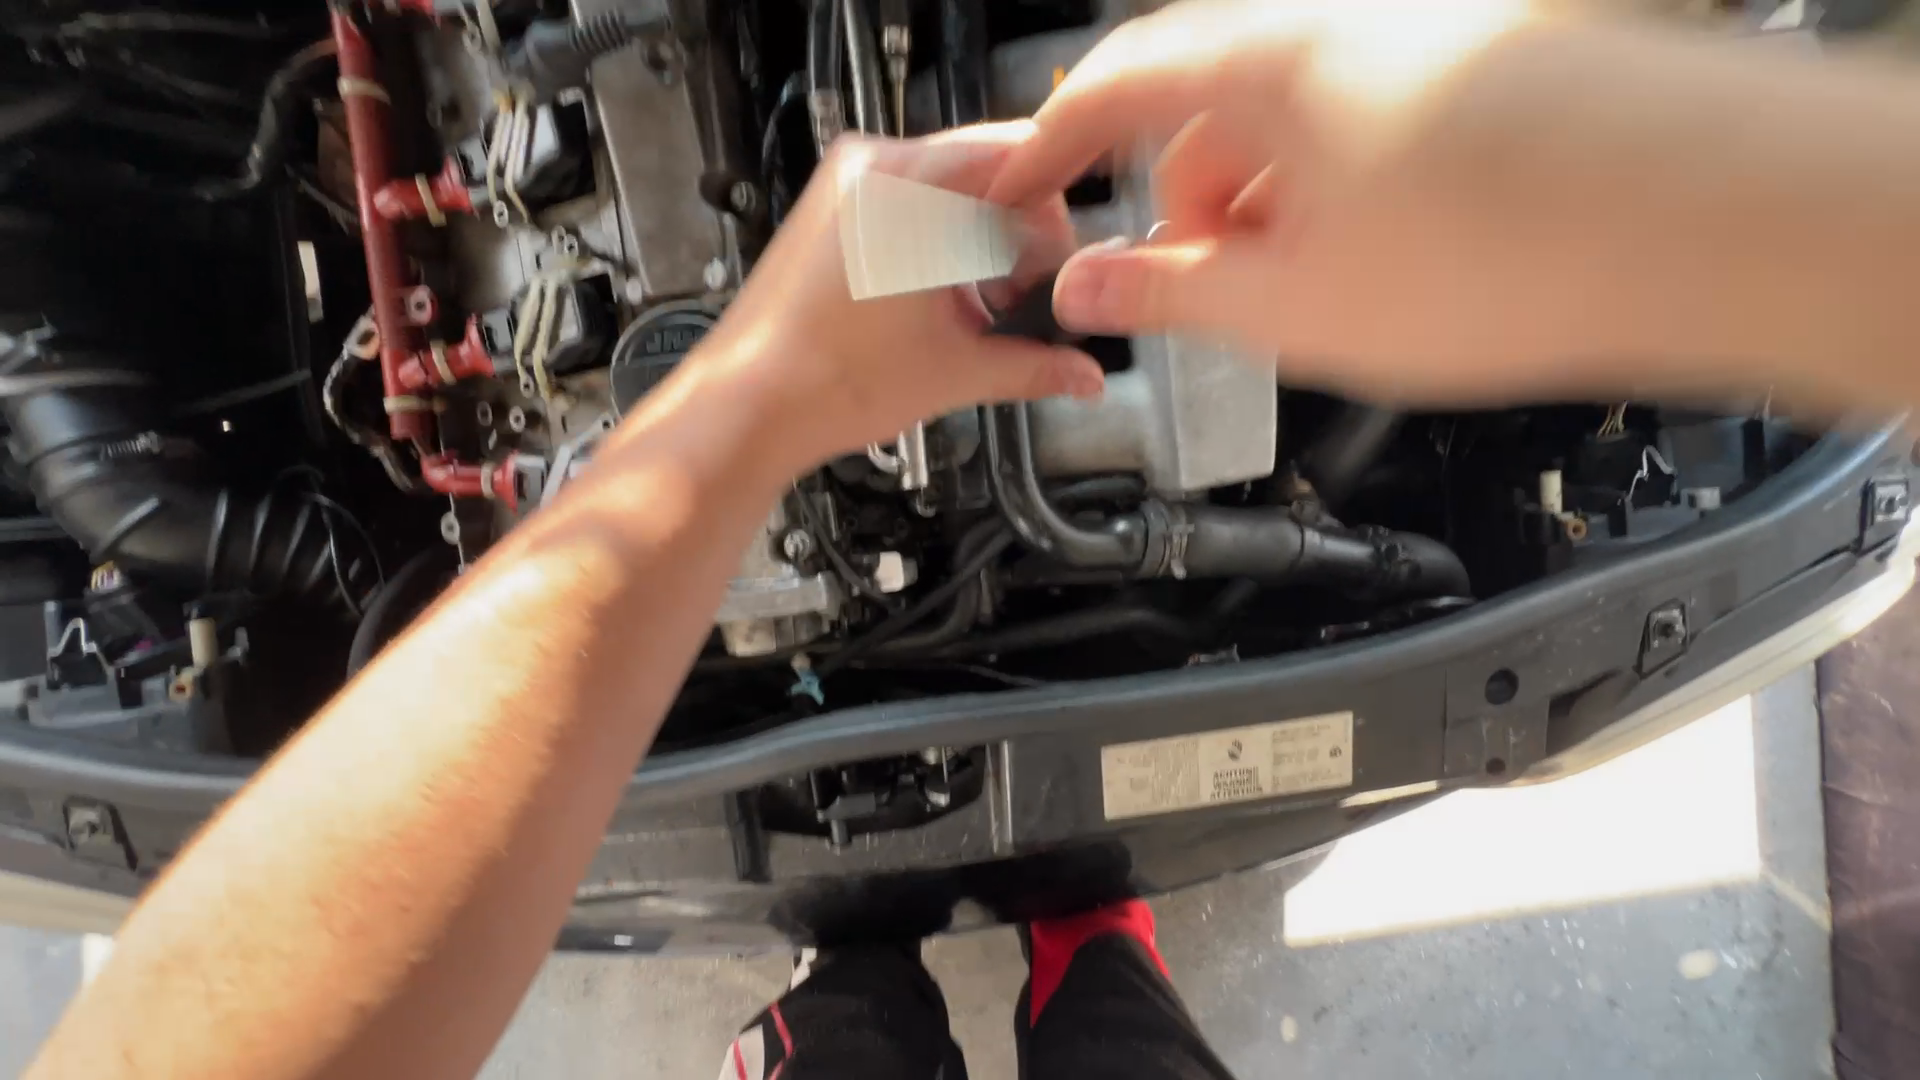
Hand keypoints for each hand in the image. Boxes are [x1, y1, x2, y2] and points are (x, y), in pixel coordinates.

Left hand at [696, 122, 1104, 467]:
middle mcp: (872, 171)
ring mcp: (847, 193)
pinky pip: (911, 218)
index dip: (1056, 224)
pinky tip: (947, 310)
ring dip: (982, 256)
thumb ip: (1033, 367)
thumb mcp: (954, 371)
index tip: (1067, 272)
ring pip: (949, 202)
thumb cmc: (821, 383)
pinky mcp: (834, 221)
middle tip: (1030, 306)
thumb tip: (1082, 374)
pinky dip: (942, 257)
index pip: (1023, 163)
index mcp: (908, 184)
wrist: (748, 409)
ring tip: (984, 318)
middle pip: (987, 181)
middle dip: (1019, 247)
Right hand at [987, 0, 1659, 404]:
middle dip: (1175, 202)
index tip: (1021, 187)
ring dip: (1254, 206)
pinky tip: (1355, 259)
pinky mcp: (1477, 64)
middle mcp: (1349, 25)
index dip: (1050, 143)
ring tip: (1288, 290)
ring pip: (1280, 120)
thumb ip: (1166, 292)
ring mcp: (1418, 39)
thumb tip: (1085, 286)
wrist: (1734, 231)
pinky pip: (1351, 121)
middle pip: (1201, 107)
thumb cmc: (1523, 261)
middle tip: (1184, 284)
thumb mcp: (1290, 306)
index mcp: (1281, 66)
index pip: (1115, 84)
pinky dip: (1321, 191)